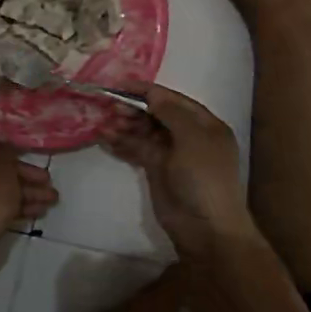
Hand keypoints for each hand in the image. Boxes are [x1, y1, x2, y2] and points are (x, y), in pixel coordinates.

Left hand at [0, 129, 56, 233]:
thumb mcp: (1, 168)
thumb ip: (5, 151)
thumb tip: (4, 141)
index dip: (5, 133)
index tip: (26, 132)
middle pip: (1, 166)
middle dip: (27, 172)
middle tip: (48, 178)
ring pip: (6, 187)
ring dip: (29, 191)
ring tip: (53, 198)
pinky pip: (4, 204)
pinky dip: (21, 206)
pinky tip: (41, 210)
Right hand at [104, 85, 254, 253]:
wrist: (205, 226)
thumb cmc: (204, 178)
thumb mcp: (192, 140)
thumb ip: (171, 114)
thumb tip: (152, 94)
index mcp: (205, 125)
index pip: (173, 100)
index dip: (148, 91)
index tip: (120, 84)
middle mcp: (188, 135)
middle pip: (156, 114)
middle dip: (133, 108)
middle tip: (110, 108)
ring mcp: (171, 153)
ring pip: (143, 131)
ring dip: (124, 125)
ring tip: (104, 123)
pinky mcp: (156, 168)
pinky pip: (136, 149)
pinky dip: (122, 142)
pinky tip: (105, 138)